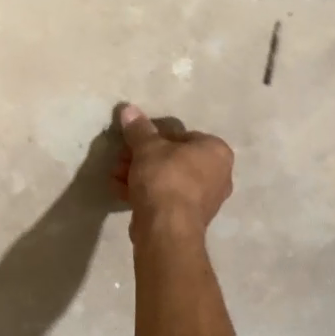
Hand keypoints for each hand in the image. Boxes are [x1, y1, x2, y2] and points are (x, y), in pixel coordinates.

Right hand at [112, 103, 233, 237]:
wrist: (167, 227)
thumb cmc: (165, 178)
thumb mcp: (147, 147)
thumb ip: (138, 128)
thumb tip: (128, 108)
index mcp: (217, 152)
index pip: (183, 135)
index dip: (154, 137)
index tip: (134, 143)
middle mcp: (219, 174)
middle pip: (173, 158)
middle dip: (143, 158)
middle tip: (121, 159)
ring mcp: (206, 199)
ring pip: (167, 179)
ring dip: (139, 175)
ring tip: (115, 175)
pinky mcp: (189, 218)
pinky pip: (166, 197)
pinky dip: (145, 192)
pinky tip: (120, 191)